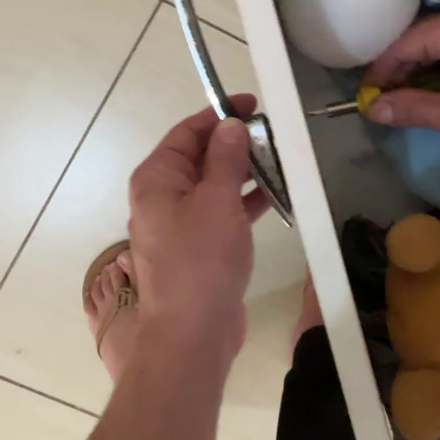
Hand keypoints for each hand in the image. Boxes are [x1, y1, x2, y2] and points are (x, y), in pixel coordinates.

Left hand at [126, 95, 269, 354]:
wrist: (192, 335)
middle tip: (275, 134)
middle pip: (201, 157)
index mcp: (157, 179)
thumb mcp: (217, 201)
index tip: (253, 104)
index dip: (219, 115)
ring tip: (282, 160)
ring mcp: (181, 224)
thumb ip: (226, 159)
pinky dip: (246, 202)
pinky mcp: (200, 247)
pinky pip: (223, 211)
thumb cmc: (201, 262)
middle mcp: (164, 197)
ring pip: (215, 184)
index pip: (187, 132)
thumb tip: (230, 125)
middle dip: (236, 144)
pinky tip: (276, 197)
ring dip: (245, 172)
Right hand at [362, 8, 439, 161]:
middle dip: (400, 67)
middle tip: (381, 96)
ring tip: (404, 95)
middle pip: (423, 38)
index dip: (382, 69)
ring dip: (422, 67)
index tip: (365, 93)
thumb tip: (374, 108)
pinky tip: (437, 87)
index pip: (405, 42)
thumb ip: (412, 108)